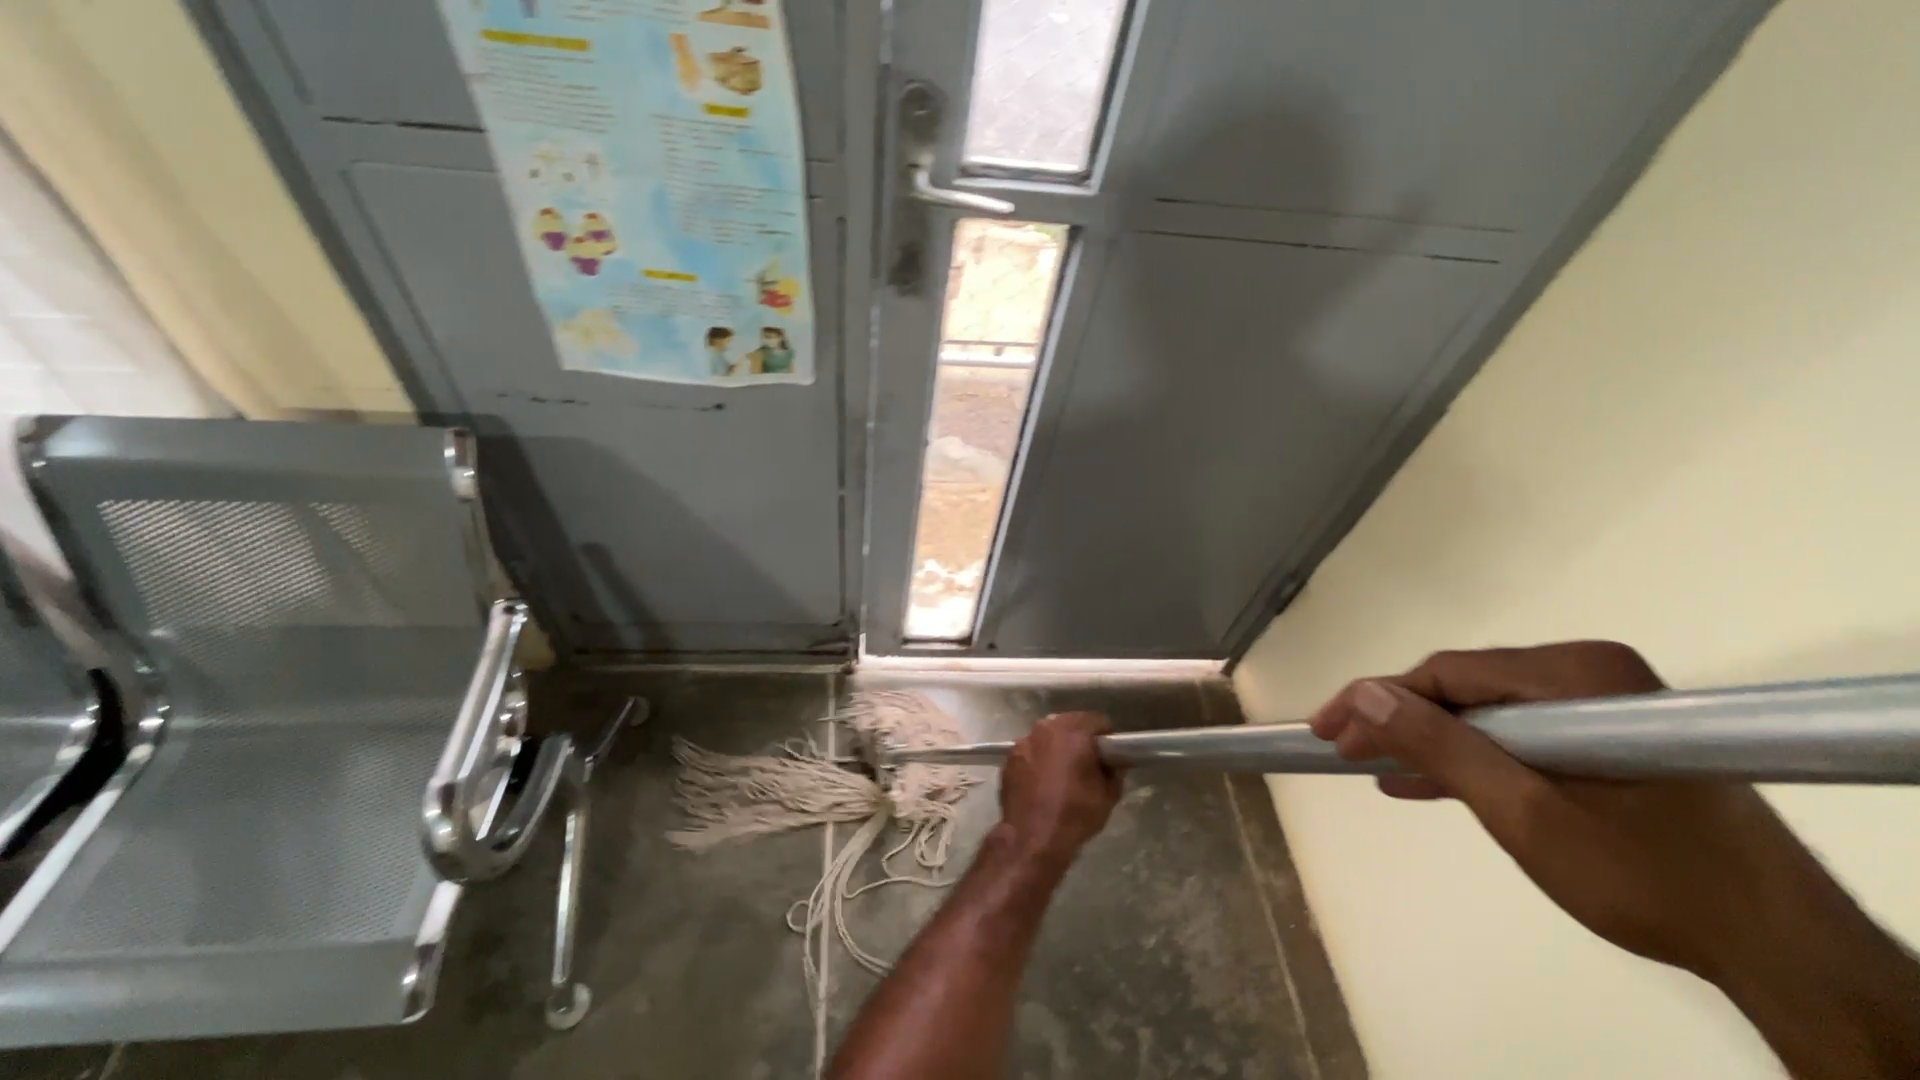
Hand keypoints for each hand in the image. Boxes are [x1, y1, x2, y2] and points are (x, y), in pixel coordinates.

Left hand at [996, 711, 1123, 865]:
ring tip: (1063, 772)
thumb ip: (1114, 772)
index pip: (1098, 721)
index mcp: (1074, 732)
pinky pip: (1031, 750)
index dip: (1107, 737)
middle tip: (1088, 762)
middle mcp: (1046, 729)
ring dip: (1058, 746)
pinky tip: (1042, 781)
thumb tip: (1113, 764)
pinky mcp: (1009, 758)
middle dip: (1081, 738)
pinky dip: (1039, 758)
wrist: (1032, 837)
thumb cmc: (1075, 814)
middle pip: (1070, 723)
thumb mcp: (1108, 795)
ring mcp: (1024, 742)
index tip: (1109, 754)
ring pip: (1048, 735)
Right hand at [1307, 642, 1844, 979]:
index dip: (1377, 698)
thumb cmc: (1643, 877)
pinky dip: (1472, 757)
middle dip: (1399, 721)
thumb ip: (1440, 747)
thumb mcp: (1524, 813)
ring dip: (1428, 741)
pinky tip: (1422, 779)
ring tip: (1368, 764)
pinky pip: (1519, 735)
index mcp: (1578, 676)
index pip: (1449, 672)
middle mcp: (1592, 674)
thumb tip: (1363, 696)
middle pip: (1466, 688)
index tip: (1323, 728)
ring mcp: (1605, 706)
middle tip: (1338, 750)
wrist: (1775, 944)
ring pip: (1487, 713)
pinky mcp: (1611, 740)